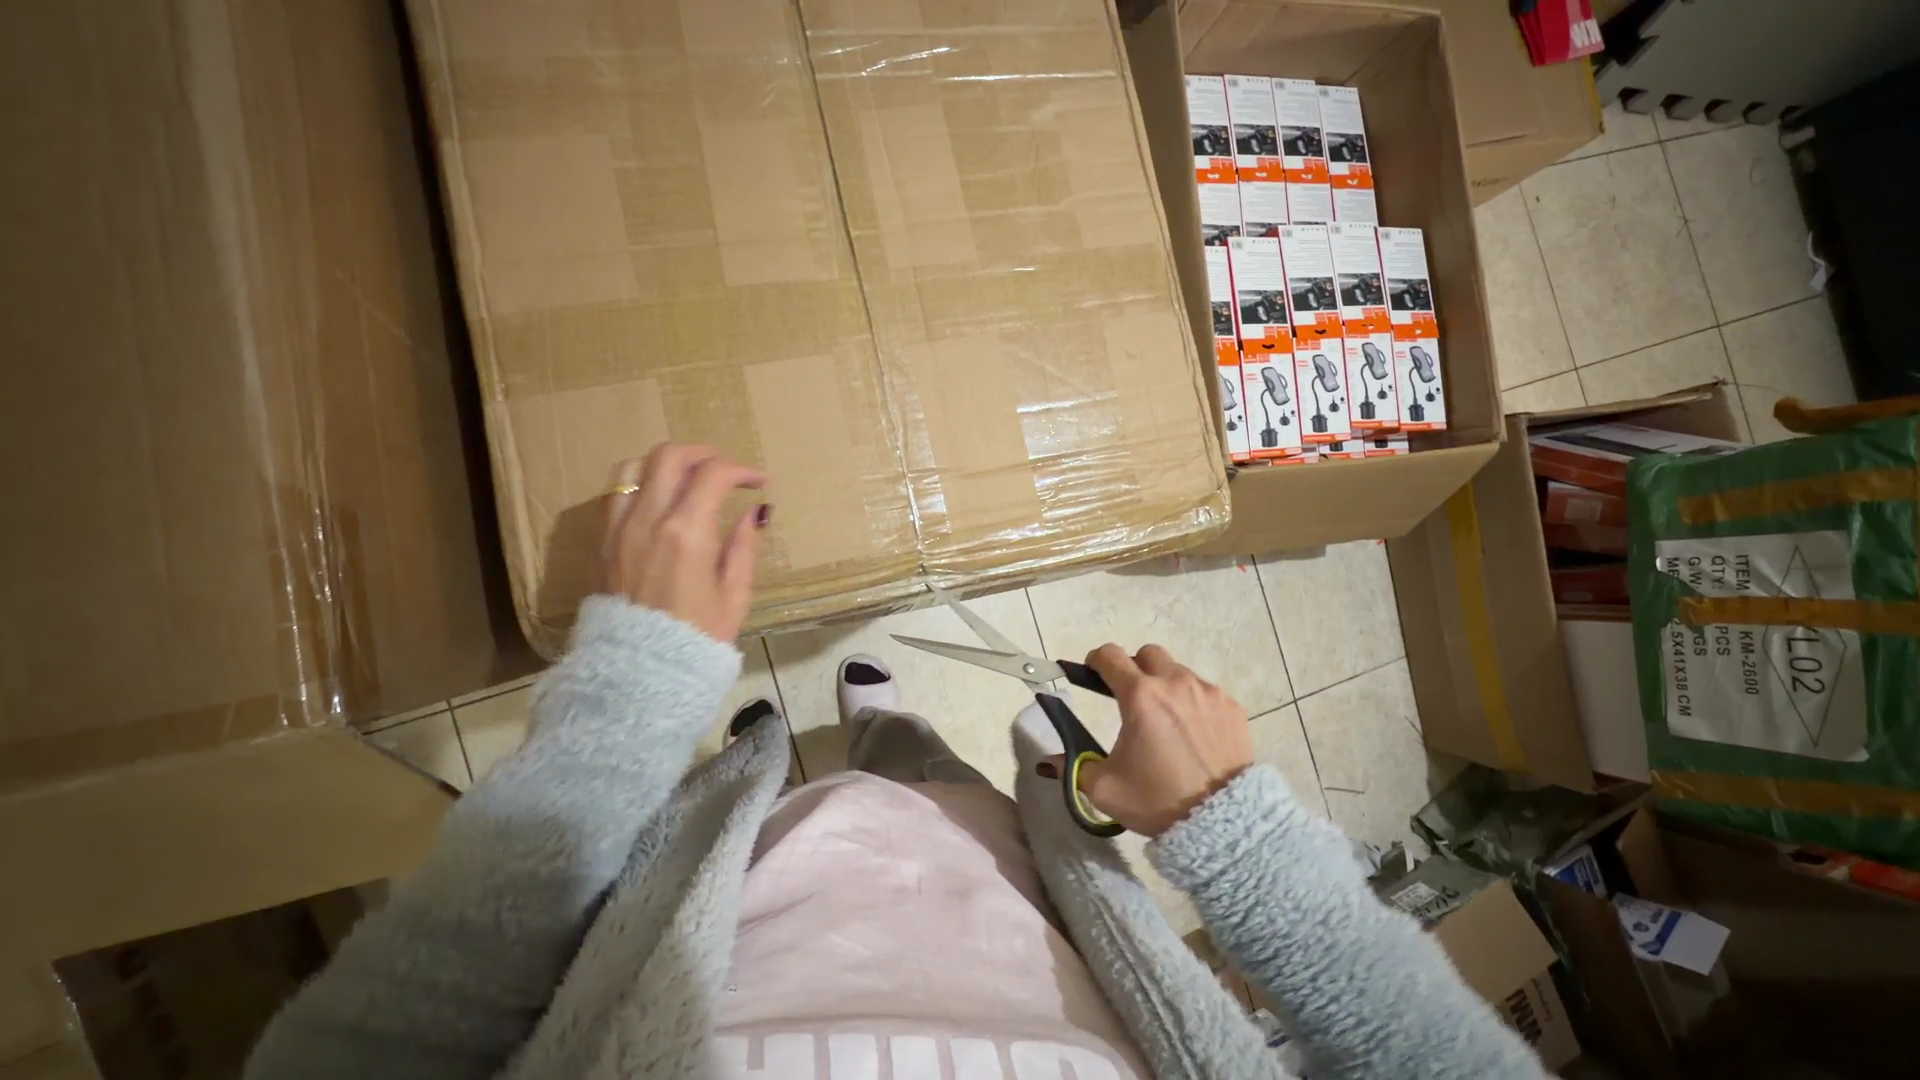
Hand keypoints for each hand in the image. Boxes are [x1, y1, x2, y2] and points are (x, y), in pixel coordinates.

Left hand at [601, 443, 766, 643]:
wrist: (639, 670)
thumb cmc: (696, 637)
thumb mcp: (734, 596)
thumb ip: (744, 547)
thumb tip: (754, 513)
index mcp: (687, 532)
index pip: (713, 474)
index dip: (741, 470)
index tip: (759, 481)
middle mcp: (649, 518)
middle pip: (670, 456)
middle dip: (704, 454)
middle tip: (725, 471)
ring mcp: (620, 526)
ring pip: (635, 465)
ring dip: (666, 462)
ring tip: (687, 477)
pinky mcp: (603, 540)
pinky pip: (616, 492)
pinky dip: (640, 482)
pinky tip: (658, 498)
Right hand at [1047, 644, 1253, 836]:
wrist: (1221, 821)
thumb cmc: (1158, 800)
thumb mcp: (1105, 789)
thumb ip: (1074, 768)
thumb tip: (1048, 762)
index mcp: (1139, 696)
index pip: (1110, 655)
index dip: (1096, 661)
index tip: (1093, 674)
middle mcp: (1174, 683)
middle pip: (1147, 654)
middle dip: (1134, 668)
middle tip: (1130, 697)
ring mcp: (1207, 693)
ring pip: (1178, 672)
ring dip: (1165, 686)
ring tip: (1165, 720)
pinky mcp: (1231, 707)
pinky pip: (1205, 692)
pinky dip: (1193, 703)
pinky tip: (1193, 733)